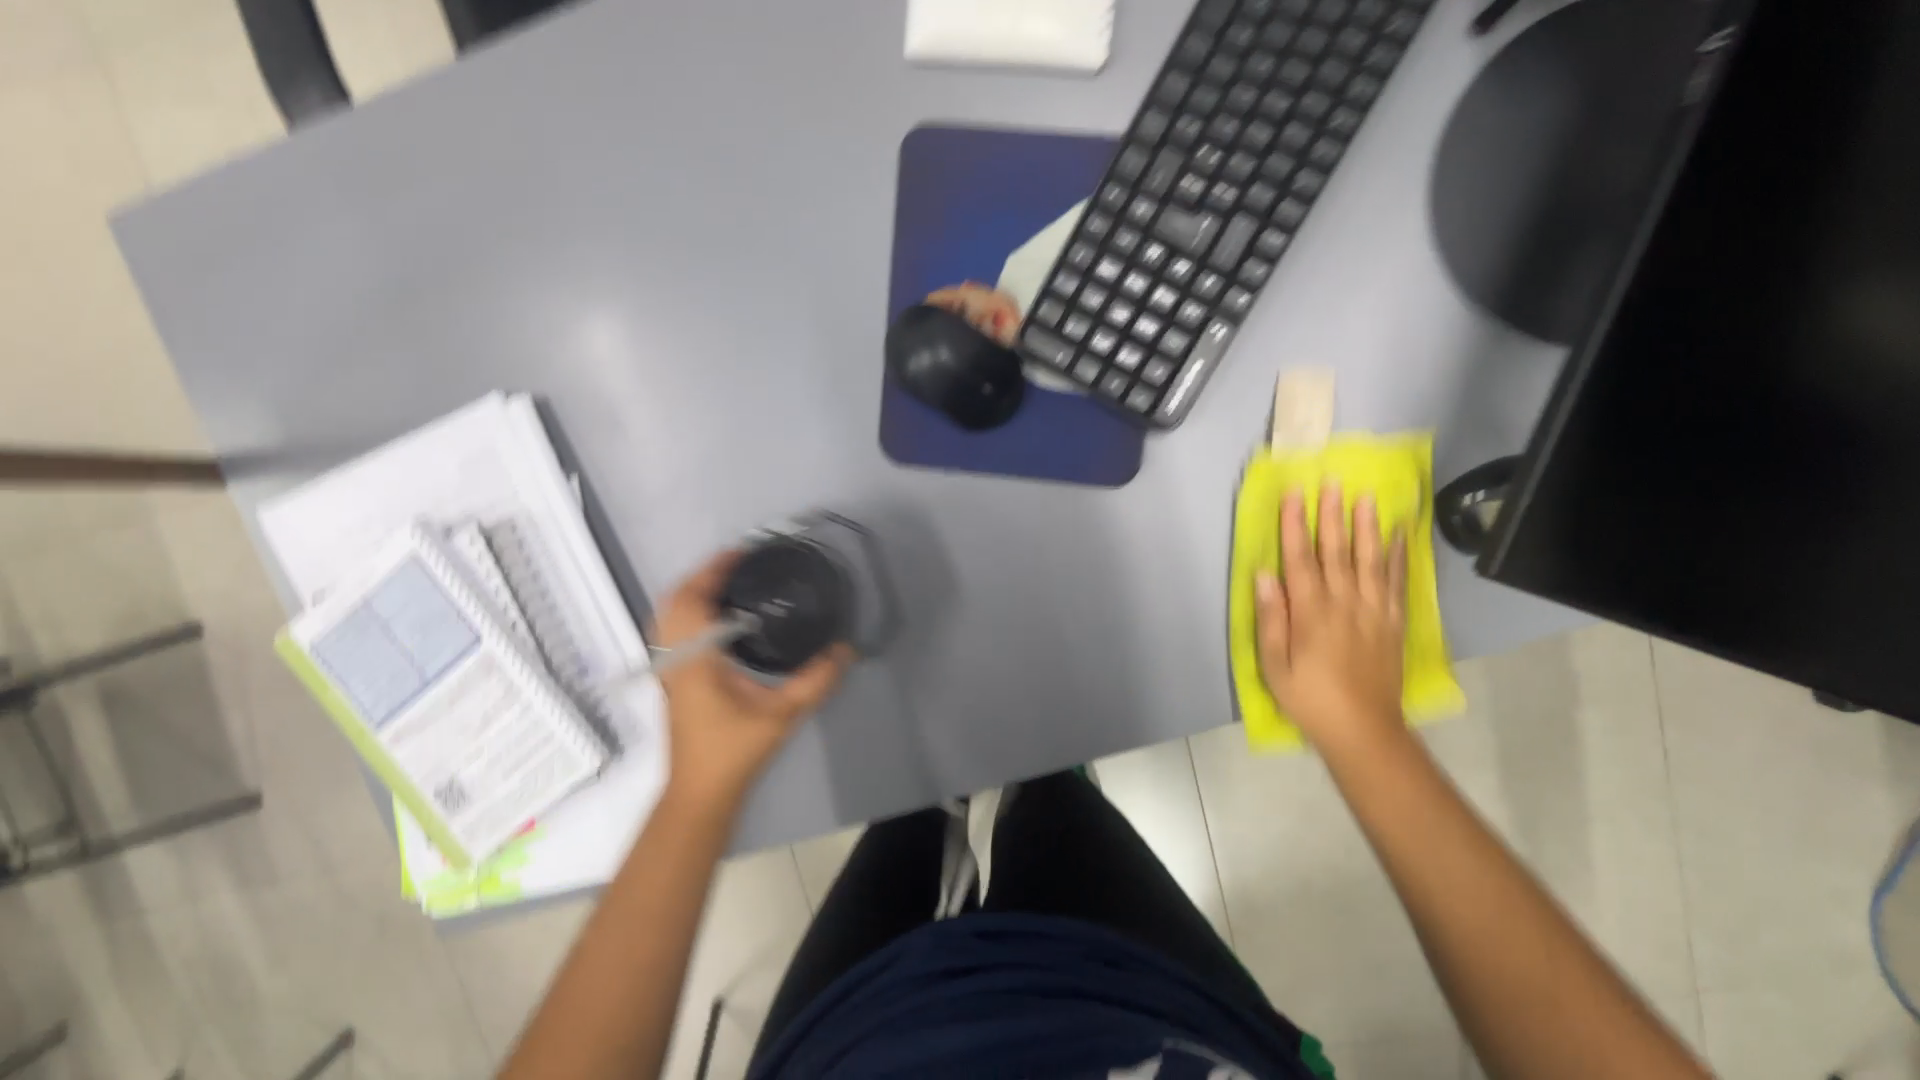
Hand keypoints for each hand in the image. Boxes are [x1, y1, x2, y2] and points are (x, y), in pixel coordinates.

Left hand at [653, 551, 852, 808]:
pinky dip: (689, 613)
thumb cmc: (734, 751)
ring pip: (669, 616)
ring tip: (731, 584)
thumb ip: (815, 680)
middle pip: (674, 599)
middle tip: (741, 564)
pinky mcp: (671, 681)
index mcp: (694, 657)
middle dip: (704, 575)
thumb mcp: (782, 714)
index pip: (693, 597)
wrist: (699, 794)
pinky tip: (720, 619)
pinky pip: (672, 631)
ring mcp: (667, 669)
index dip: (714, 570)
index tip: (744, 553)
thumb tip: (845, 649)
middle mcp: (673, 656)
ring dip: (694, 593)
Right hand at [1255, 483, 1407, 749]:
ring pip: (1370, 559)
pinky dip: (1398, 557)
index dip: (1295, 525)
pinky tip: (1399, 536)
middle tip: (1333, 482)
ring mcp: (1373, 611)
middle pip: (1337, 551)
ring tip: (1366, 497)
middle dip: (1333, 515)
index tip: (1294, 494)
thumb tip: (1264, 575)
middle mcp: (1344, 603)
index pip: (1300, 559)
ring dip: (1367, 526)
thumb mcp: (1275, 665)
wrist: (1363, 730)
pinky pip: (1396, 582)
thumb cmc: (1309, 699)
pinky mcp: (1393, 622)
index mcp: (1311, 612)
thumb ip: (1272, 618)